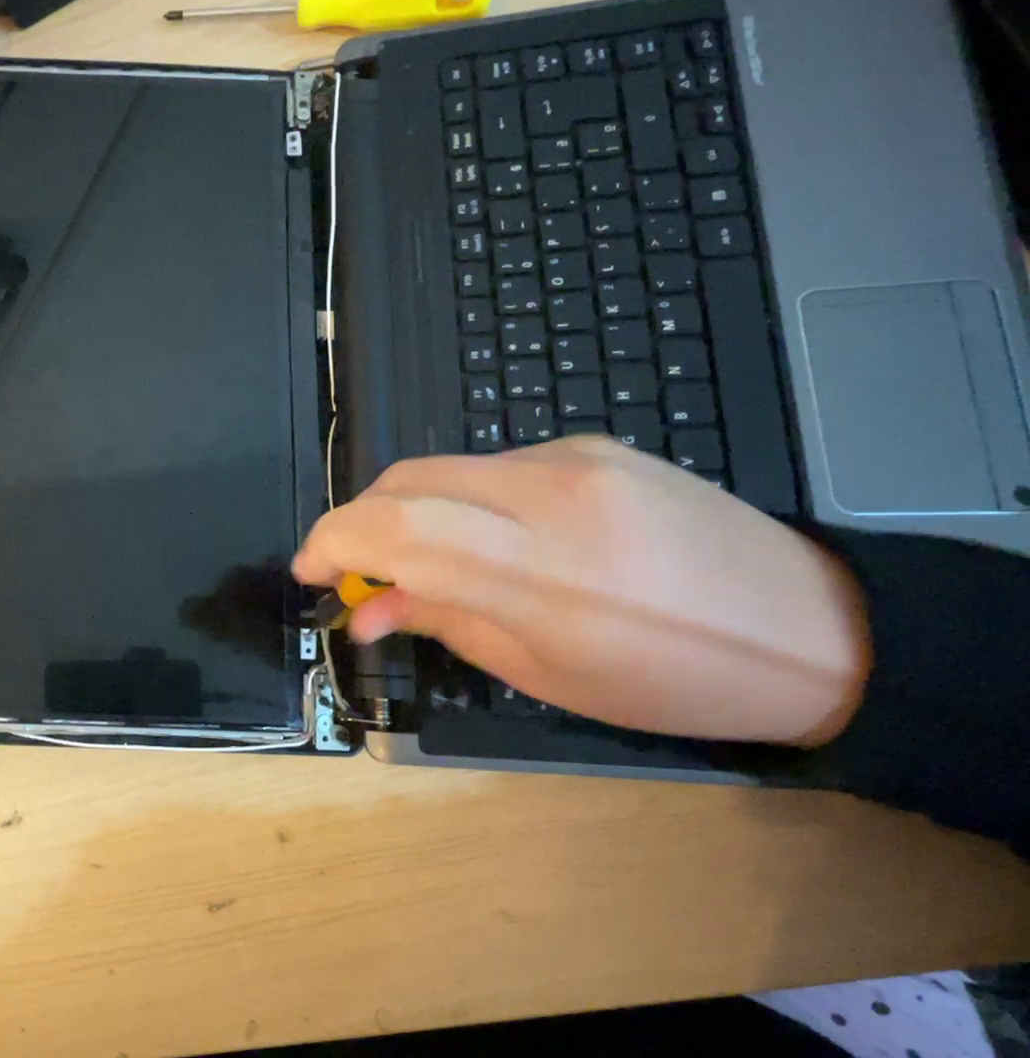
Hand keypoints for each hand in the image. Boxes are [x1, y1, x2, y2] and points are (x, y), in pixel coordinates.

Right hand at [293, 437, 869, 745]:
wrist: (817, 628)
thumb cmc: (673, 681)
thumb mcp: (546, 674)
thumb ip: (443, 623)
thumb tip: (364, 608)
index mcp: (544, 576)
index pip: (400, 529)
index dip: (334, 541)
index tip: (308, 571)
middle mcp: (553, 497)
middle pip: (405, 481)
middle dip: (355, 522)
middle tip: (346, 569)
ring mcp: (576, 459)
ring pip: (441, 469)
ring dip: (401, 511)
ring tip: (412, 563)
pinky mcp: (592, 444)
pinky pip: (489, 466)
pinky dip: (455, 500)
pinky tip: (479, 538)